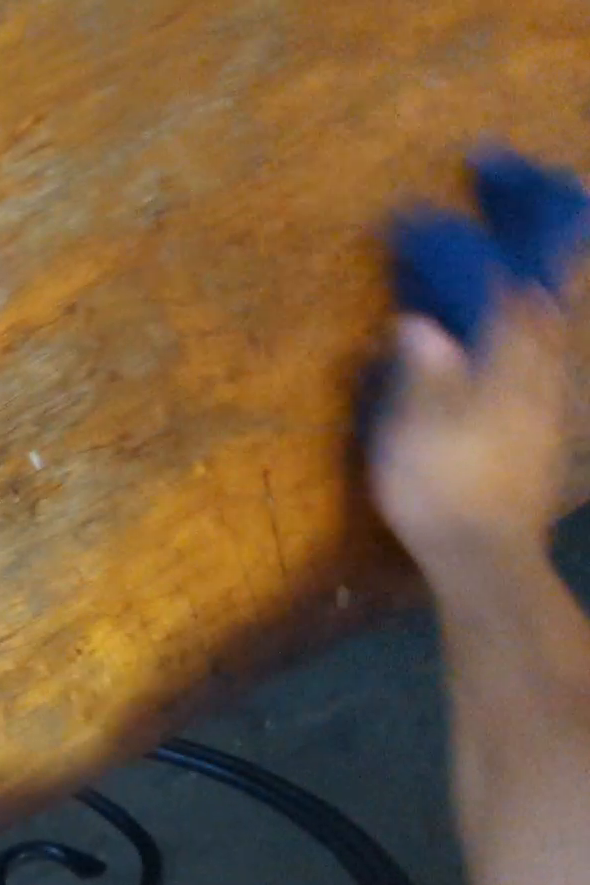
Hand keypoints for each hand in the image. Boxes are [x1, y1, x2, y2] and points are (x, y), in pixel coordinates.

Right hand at [369, 291, 568, 581]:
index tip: (487, 258)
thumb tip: (416, 322)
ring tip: (525, 313)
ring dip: (539, 333)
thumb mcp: (411, 429)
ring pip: (551, 361)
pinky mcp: (543, 446)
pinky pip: (547, 390)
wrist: (479, 548)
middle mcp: (536, 391)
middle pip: (543, 335)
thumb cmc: (435, 485)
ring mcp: (546, 420)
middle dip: (531, 302)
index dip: (500, 285)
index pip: (512, 318)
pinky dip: (538, 368)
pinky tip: (526, 375)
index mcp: (502, 381)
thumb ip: (421, 374)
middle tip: (518, 277)